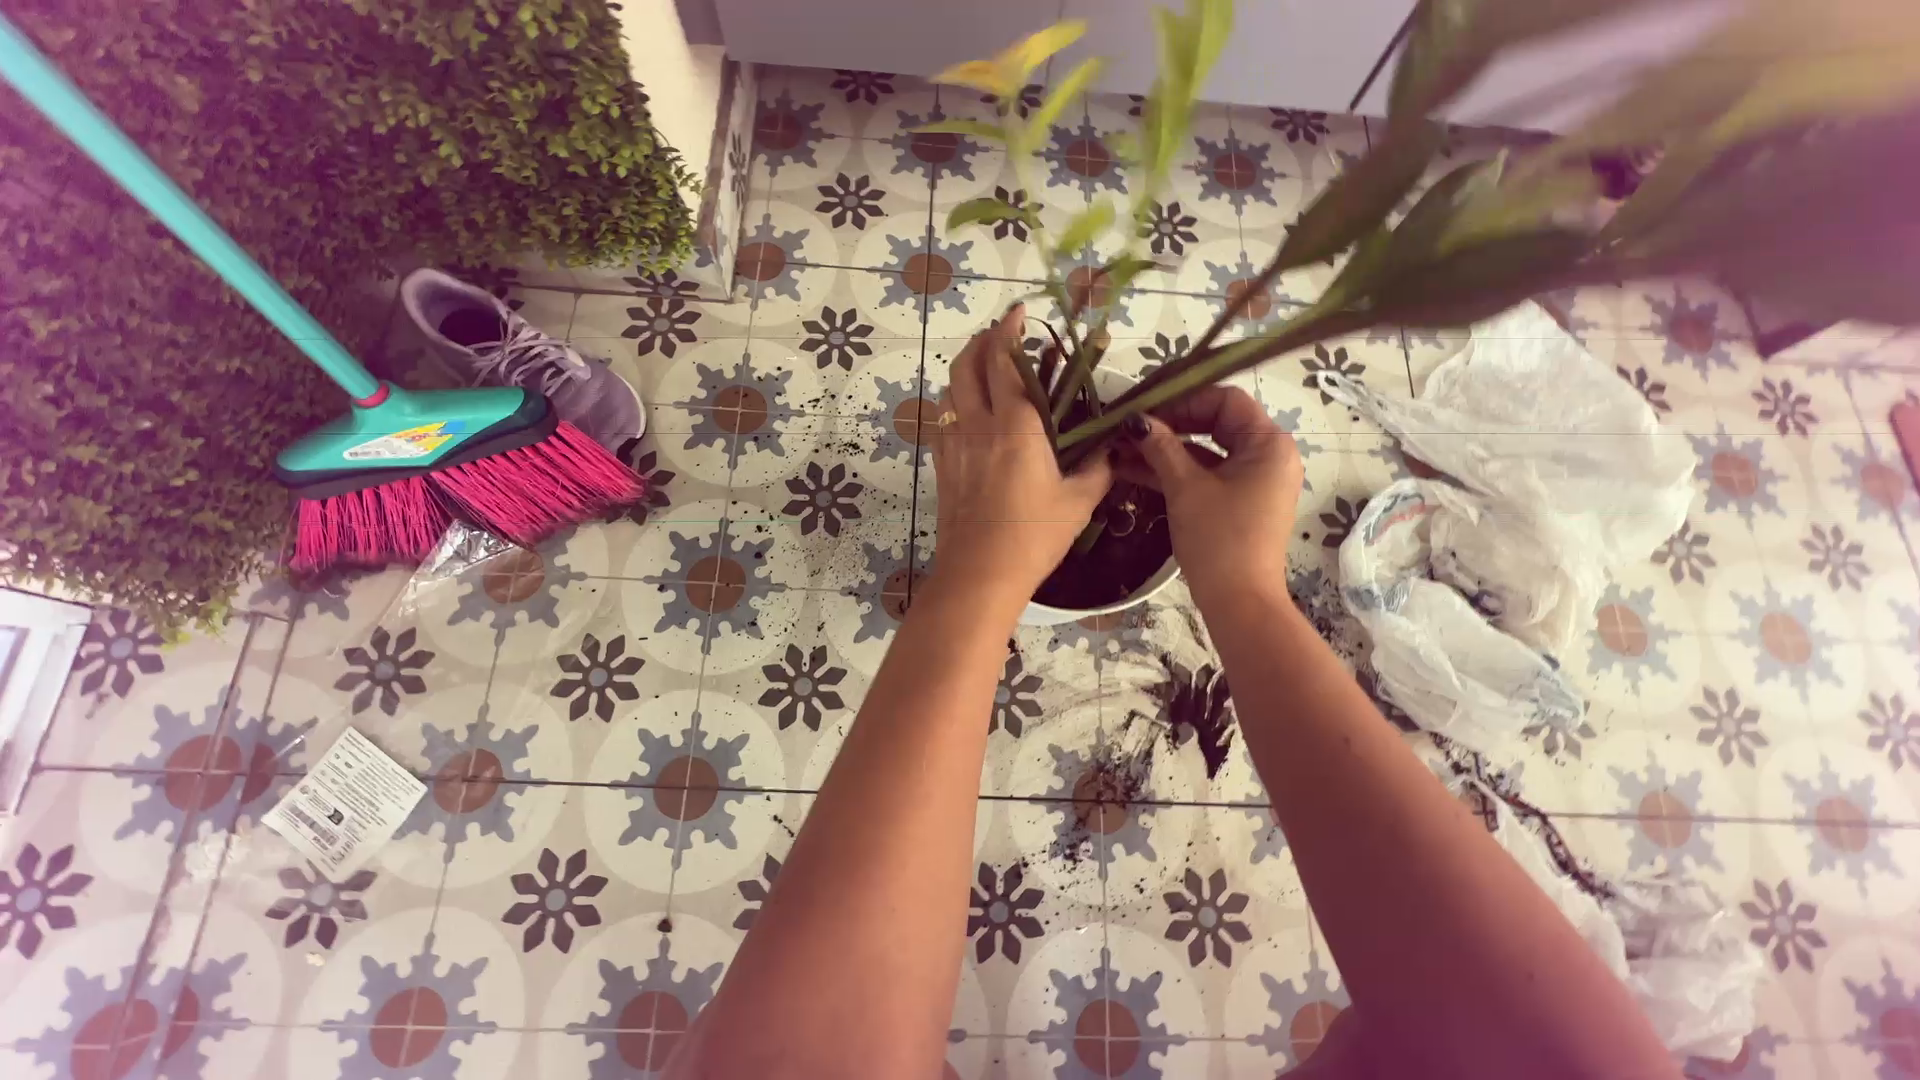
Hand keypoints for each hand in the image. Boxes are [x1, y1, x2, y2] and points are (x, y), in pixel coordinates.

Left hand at [930, 306, 1112, 603]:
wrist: (979, 574)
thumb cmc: (1034, 536)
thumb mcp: (1079, 501)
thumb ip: (1098, 468)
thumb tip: (1112, 448)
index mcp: (1014, 426)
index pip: (1005, 362)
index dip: (1010, 330)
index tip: (1020, 312)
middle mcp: (977, 426)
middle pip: (966, 364)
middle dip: (982, 340)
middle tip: (1001, 332)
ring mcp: (954, 445)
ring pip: (950, 390)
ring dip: (966, 368)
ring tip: (986, 366)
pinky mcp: (942, 467)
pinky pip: (944, 420)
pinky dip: (957, 402)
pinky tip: (971, 413)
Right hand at [1119, 385, 1300, 602]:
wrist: (1239, 602)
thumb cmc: (1218, 539)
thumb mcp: (1185, 488)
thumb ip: (1162, 447)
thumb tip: (1136, 421)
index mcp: (1269, 444)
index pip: (1225, 400)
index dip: (1183, 400)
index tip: (1145, 411)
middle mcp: (1269, 456)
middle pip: (1215, 423)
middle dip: (1170, 425)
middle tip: (1130, 428)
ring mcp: (1255, 481)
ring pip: (1207, 451)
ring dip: (1166, 450)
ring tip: (1121, 449)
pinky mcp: (1240, 502)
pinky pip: (1207, 475)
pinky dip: (1176, 471)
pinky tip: (1135, 470)